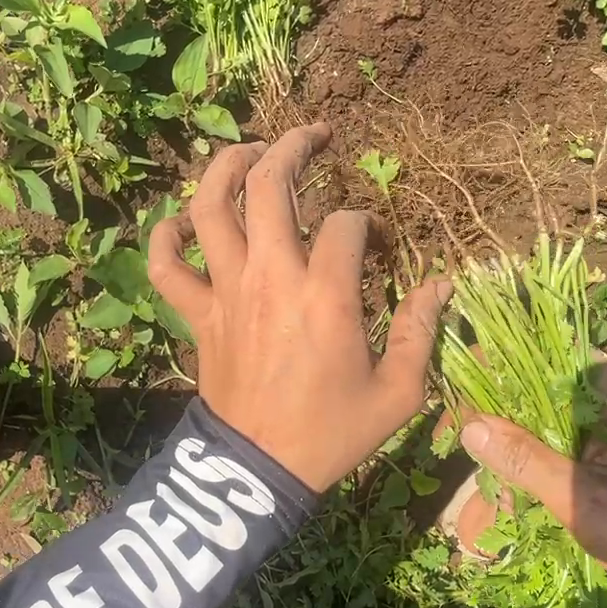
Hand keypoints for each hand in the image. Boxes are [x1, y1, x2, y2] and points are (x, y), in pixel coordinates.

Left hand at [146, 123, 451, 491]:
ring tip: (249, 151)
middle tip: (313, 136)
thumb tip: (442, 285)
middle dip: (294, 147)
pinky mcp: (198, 315)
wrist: (259, 472)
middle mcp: (271, 278)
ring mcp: (226, 292)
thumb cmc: (332, 434)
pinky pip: (165, 267)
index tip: (376, 246)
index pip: (348, 225)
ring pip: (210, 208)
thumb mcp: (398, 393)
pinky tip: (181, 223)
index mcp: (326, 295)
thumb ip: (420, 332)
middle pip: (270, 185)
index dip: (369, 225)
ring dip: (226, 168)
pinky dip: (164, 238)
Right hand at [459, 363, 606, 594]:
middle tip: (453, 437)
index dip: (495, 369)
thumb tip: (469, 425)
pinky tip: (501, 491)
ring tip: (475, 472)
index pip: (541, 358)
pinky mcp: (599, 457)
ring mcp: (604, 429)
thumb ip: (528, 460)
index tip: (459, 398)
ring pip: (538, 420)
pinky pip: (551, 447)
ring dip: (507, 443)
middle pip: (534, 387)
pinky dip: (526, 464)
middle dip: (494, 413)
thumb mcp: (585, 499)